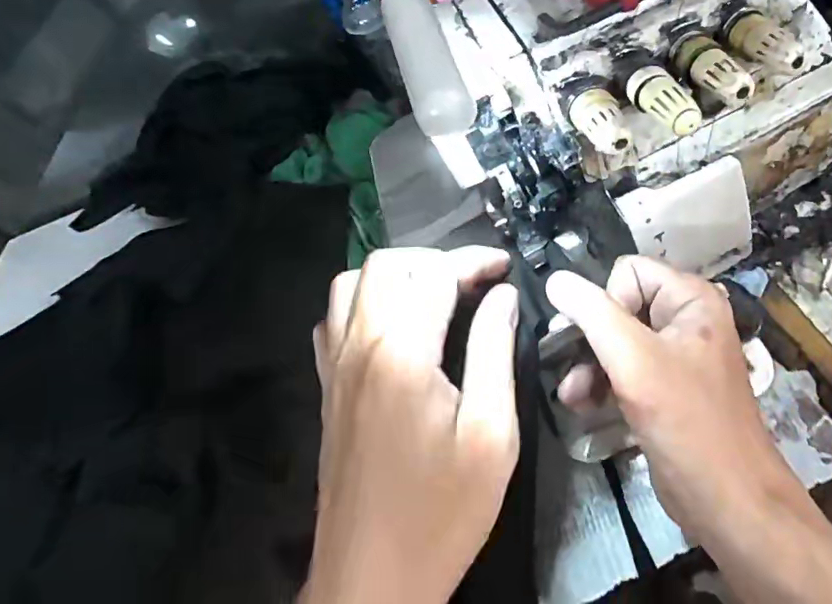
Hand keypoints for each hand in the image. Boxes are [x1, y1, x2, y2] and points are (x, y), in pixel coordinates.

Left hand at [304, 247, 519, 603]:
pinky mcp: (326, 386)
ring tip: (435, 298)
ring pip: (352, 282)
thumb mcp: (490, 437)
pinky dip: (364, 302)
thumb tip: (501, 296)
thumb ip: (494, 353)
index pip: (436, 275)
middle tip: (473, 284)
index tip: (505, 268)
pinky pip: (334, 318)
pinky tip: (393, 327)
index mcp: (401, 353)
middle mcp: (359, 345)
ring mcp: (335, 364)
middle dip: (435, 261)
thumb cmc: (439, 512)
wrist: (369, 579)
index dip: (475, 261)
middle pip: (388, 264)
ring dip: (397, 275)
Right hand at [545, 256, 788, 536]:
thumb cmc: (687, 423)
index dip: (607, 301)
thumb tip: (555, 278)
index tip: (604, 342)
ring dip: (589, 363)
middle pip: (618, 304)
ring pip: (616, 340)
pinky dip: (602, 383)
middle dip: (589, 336)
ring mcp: (677, 356)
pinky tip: (581, 403)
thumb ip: (591, 313)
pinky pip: (625, 370)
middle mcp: (686, 319)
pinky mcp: (667, 390)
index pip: (628, 271)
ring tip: (571, 393)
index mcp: (691, 298)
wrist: (732, 506)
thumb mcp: (634, 360)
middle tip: (565, 359)